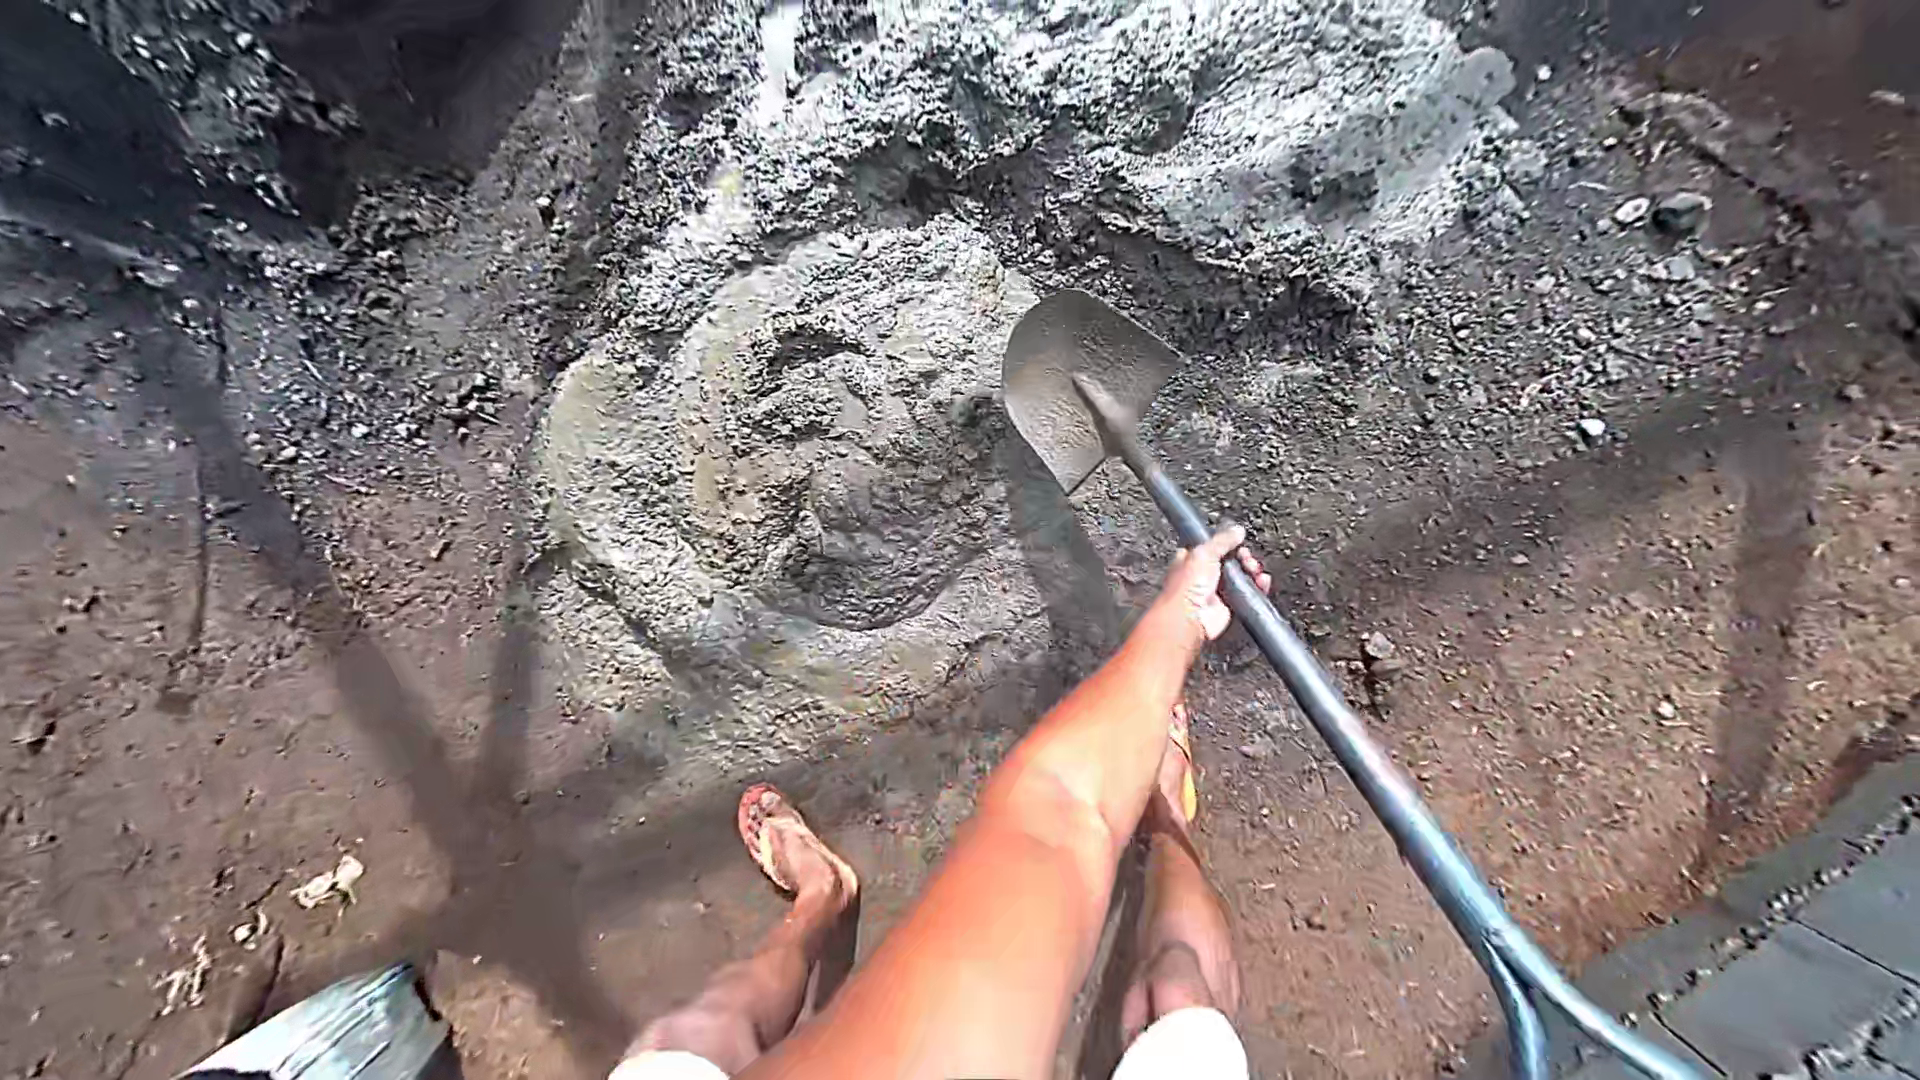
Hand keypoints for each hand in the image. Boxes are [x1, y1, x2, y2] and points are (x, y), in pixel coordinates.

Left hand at [1149, 524, 1270, 651]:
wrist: (1190, 616)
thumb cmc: (1185, 586)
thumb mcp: (1204, 553)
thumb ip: (1222, 540)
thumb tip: (1237, 530)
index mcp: (1191, 559)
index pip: (1213, 546)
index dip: (1227, 544)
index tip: (1238, 542)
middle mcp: (1202, 574)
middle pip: (1230, 561)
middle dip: (1243, 558)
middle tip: (1246, 559)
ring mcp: (1215, 590)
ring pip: (1240, 576)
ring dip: (1252, 571)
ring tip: (1254, 570)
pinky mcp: (1227, 605)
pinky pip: (1246, 593)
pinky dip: (1257, 587)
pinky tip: (1261, 582)